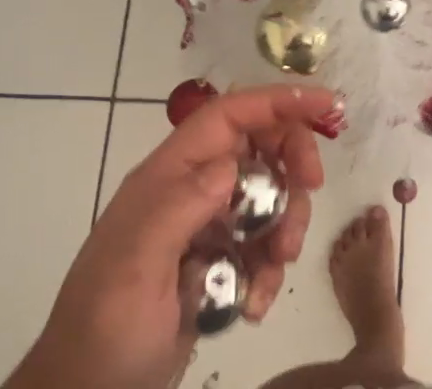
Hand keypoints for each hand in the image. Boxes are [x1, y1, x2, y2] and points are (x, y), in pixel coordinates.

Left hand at [5, 84, 339, 388]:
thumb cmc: (103, 330)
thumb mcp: (134, 267)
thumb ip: (179, 208)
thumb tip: (232, 165)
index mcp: (168, 176)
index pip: (229, 116)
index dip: (278, 101)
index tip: (328, 105)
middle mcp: (190, 191)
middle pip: (259, 148)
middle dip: (293, 163)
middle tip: (312, 189)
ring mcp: (206, 228)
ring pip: (271, 198)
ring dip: (286, 226)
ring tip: (276, 266)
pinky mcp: (219, 264)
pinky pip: (264, 248)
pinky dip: (270, 271)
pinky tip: (253, 304)